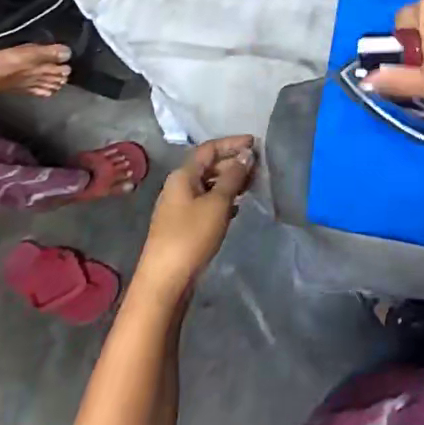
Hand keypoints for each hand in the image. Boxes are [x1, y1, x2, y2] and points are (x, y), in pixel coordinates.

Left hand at [135, 136, 256, 296]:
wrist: (164, 281)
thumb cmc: (190, 236)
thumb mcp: (217, 204)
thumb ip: (232, 177)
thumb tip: (246, 155)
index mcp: (183, 175)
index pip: (209, 149)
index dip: (232, 143)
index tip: (255, 143)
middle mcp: (178, 185)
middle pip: (208, 165)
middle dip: (232, 163)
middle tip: (259, 167)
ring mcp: (179, 206)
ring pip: (208, 185)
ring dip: (229, 182)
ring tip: (252, 185)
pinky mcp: (183, 226)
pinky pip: (206, 203)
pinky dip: (222, 200)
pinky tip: (237, 208)